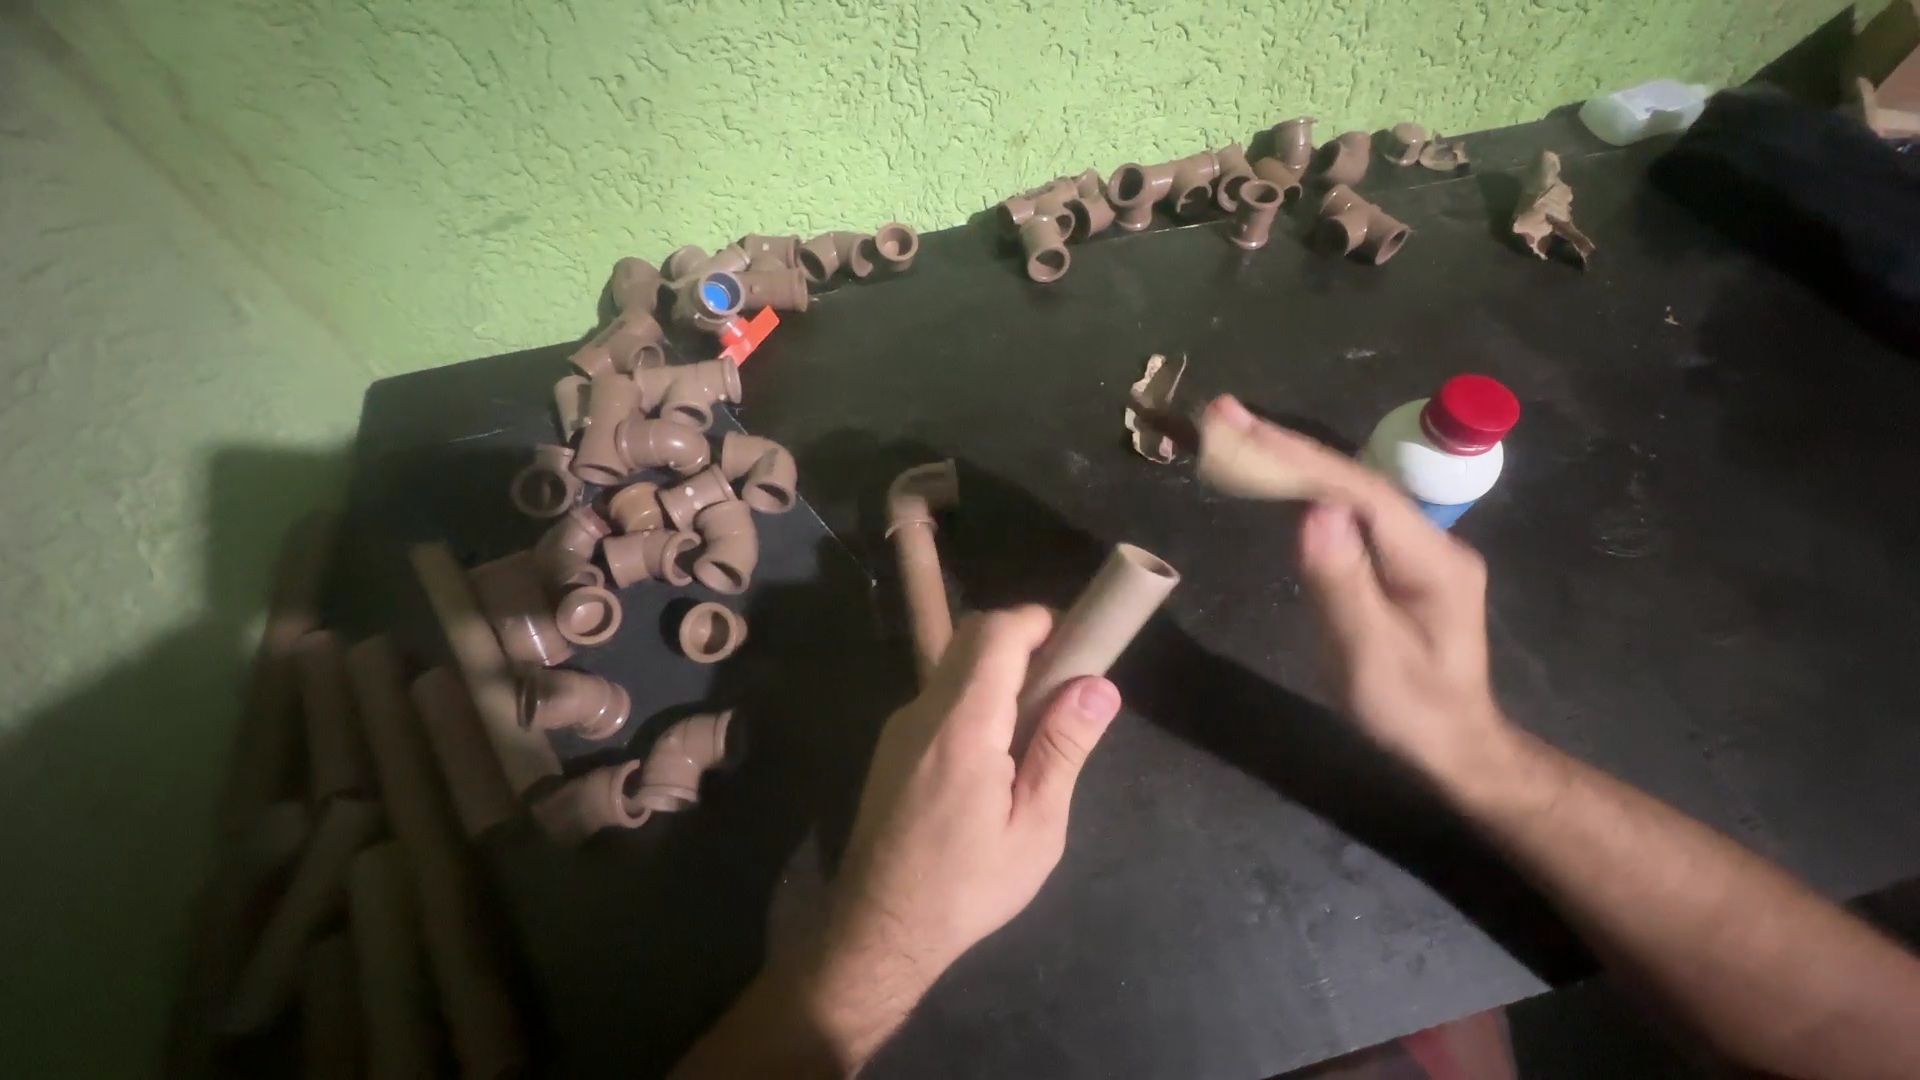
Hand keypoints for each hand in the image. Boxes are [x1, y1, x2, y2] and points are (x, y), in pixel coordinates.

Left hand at [805, 607, 1121, 1064]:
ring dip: (998, 667)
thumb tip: (1098, 686)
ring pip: (954, 663)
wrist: (879, 925)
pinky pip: (940, 694)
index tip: (1075, 642)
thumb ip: (1063, 749)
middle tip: (1063, 680)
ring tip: (1037, 719)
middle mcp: (925, 710)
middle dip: (1022, 637)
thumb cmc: (967, 886)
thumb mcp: (1034, 829)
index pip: (996, 634)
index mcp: (964, 726)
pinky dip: (975, 693)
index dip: (1037, 621)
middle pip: (972, 636)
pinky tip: (996, 748)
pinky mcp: (893, 741)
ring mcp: (902, 723)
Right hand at [1206, 396, 1511, 778]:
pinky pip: (1343, 513)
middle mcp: (1426, 540)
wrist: (1452, 744)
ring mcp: (1410, 547)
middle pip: (1351, 481)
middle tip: (1226, 413)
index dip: (1301, 460)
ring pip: (1345, 491)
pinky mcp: (1391, 558)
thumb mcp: (1372, 657)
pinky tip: (1272, 475)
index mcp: (1431, 560)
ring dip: (1290, 460)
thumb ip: (1344, 584)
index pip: (1360, 493)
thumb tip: (1312, 513)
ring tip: (1236, 433)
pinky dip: (1300, 488)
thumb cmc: (1409, 709)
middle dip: (1287, 447)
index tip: (1246, 431)